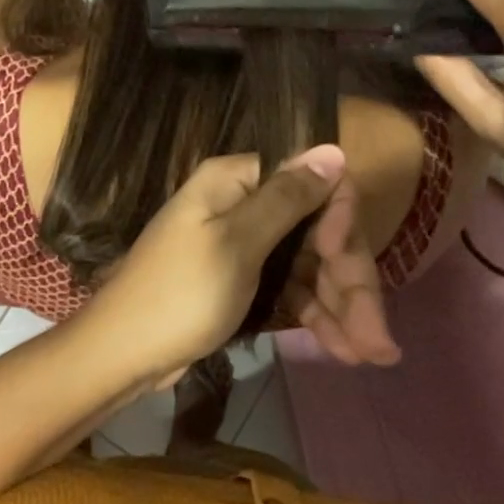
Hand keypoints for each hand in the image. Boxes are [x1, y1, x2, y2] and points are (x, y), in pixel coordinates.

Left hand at [76, 147, 400, 380]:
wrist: (123, 353)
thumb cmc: (178, 294)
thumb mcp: (236, 244)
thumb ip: (286, 198)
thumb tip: (332, 149)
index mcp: (234, 183)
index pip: (313, 183)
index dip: (340, 225)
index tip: (342, 265)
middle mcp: (240, 207)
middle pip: (318, 233)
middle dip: (351, 283)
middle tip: (380, 342)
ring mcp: (241, 248)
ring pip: (309, 267)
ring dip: (342, 309)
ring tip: (373, 355)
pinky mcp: (240, 284)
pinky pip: (290, 291)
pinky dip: (316, 317)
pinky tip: (344, 349)